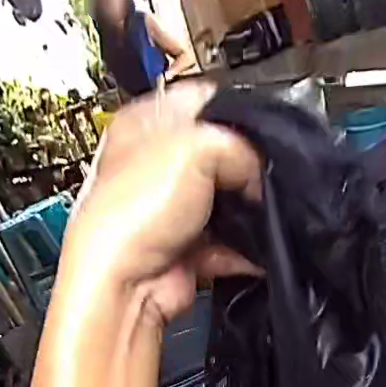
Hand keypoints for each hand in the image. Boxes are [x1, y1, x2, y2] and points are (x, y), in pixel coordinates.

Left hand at [58, 82, 260, 325]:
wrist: (125, 284)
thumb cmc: (130, 214)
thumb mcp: (197, 148)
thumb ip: (240, 147)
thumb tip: (260, 172)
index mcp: (146, 124)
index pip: (202, 102)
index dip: (236, 113)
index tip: (261, 133)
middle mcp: (157, 169)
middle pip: (219, 158)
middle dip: (245, 170)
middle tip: (259, 178)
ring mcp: (171, 214)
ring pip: (226, 206)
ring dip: (246, 215)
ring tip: (258, 215)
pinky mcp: (185, 253)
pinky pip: (227, 249)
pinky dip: (243, 253)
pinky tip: (253, 252)